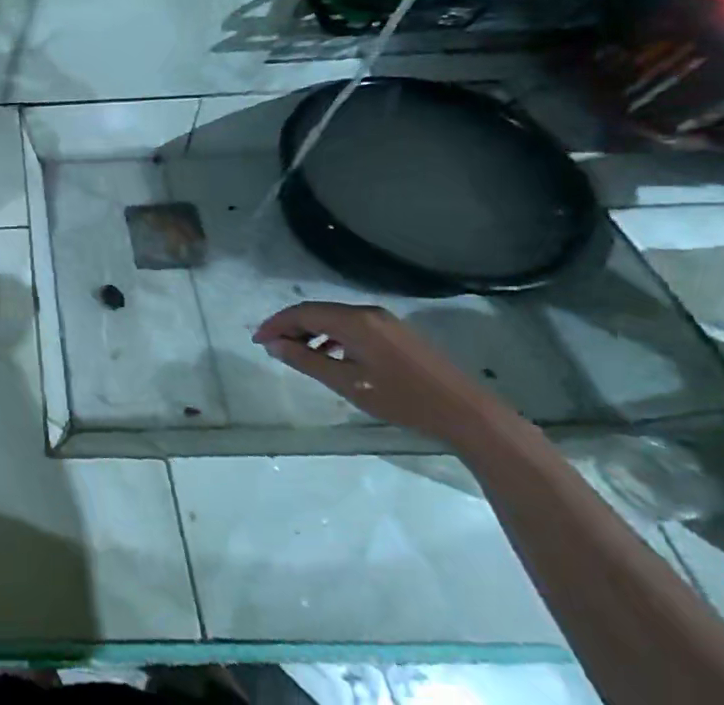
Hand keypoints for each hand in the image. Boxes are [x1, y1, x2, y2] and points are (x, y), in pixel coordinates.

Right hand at [252, 301, 515, 448]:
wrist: (465, 412)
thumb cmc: (402, 399)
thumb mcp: (347, 383)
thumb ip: (306, 361)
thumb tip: (273, 345)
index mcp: (354, 321)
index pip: (303, 312)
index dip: (276, 324)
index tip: (257, 341)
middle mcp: (368, 312)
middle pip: (317, 311)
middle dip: (290, 326)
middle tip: (271, 346)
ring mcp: (385, 321)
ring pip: (334, 318)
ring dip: (310, 331)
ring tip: (295, 353)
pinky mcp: (396, 333)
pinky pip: (352, 326)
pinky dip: (331, 336)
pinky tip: (328, 355)